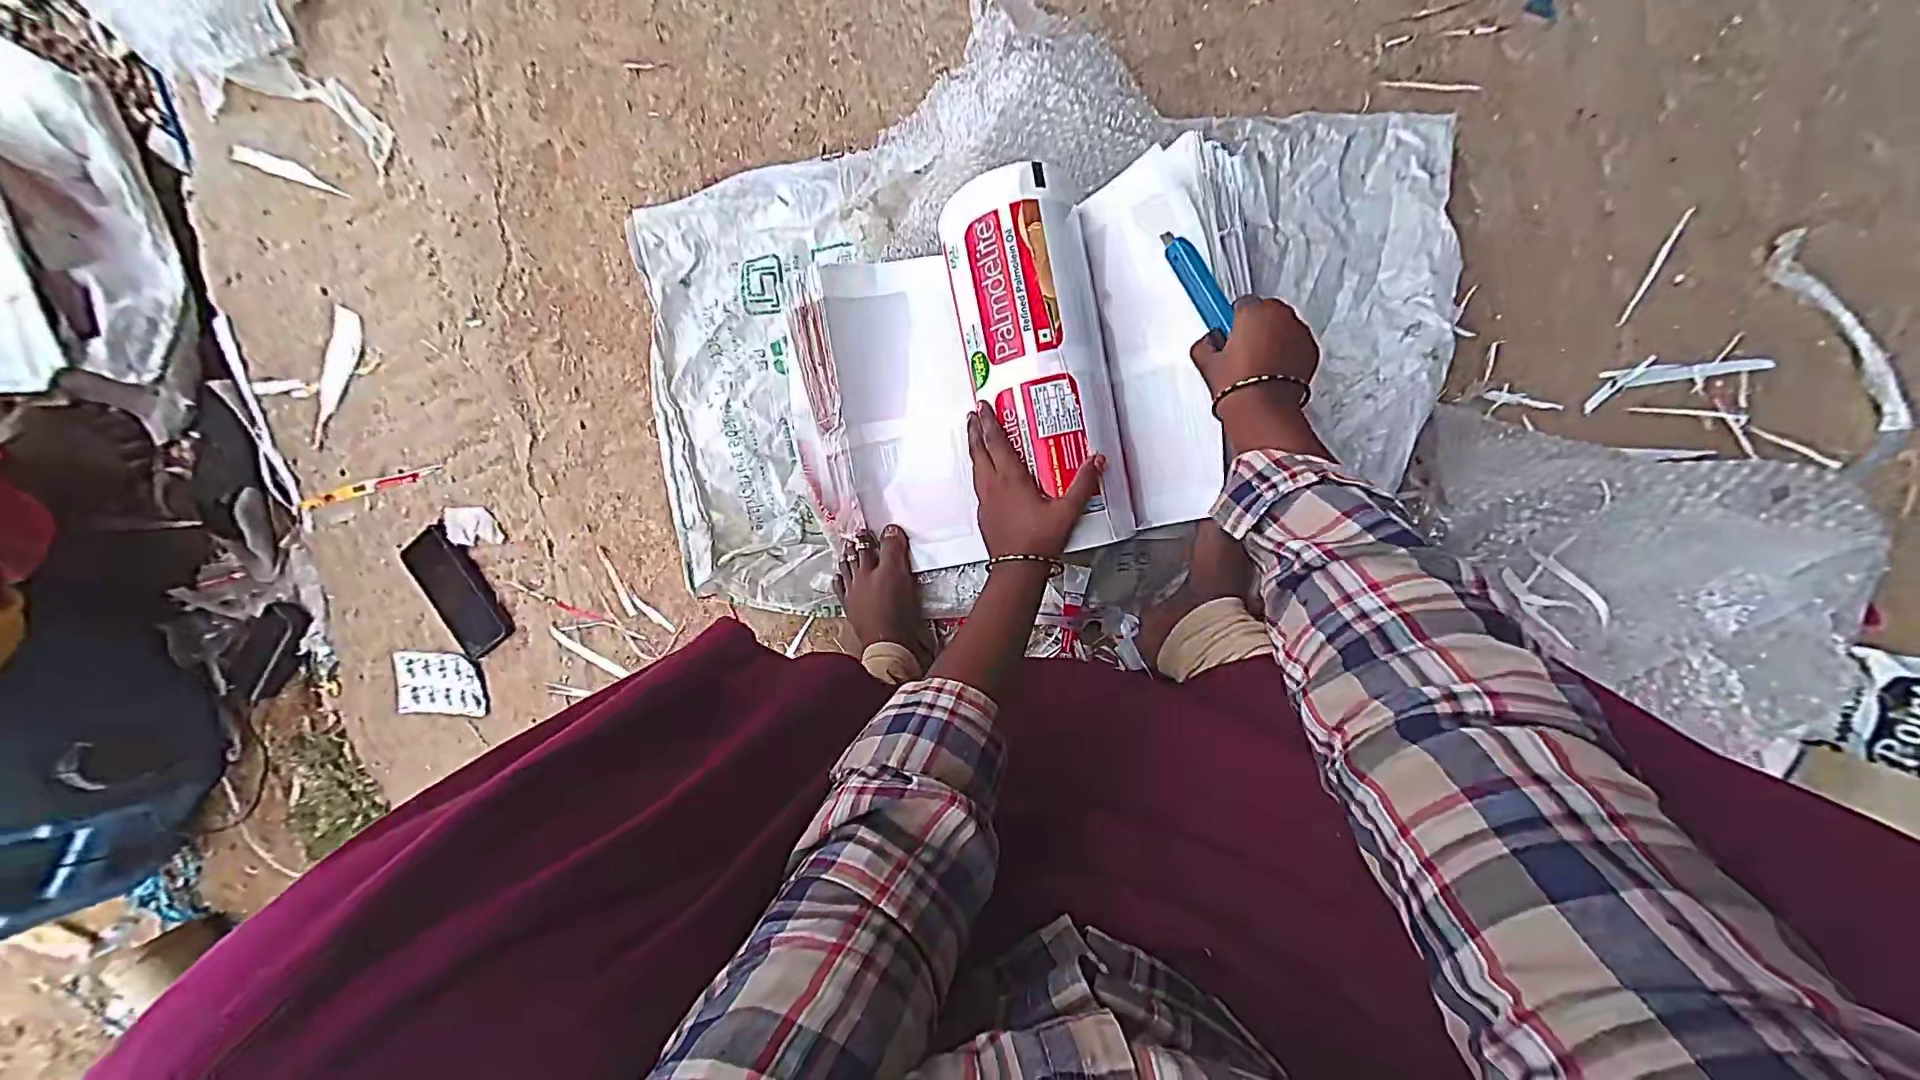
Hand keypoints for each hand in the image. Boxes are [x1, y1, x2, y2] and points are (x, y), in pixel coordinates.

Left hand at [964, 401, 1104, 557]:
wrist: (1017, 569)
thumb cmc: (1039, 540)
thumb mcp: (1067, 510)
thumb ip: (1083, 483)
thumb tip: (1096, 460)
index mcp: (1011, 479)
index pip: (996, 442)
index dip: (990, 421)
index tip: (983, 405)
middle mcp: (993, 486)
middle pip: (979, 451)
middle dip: (976, 430)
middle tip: (973, 415)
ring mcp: (985, 501)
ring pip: (976, 467)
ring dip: (975, 449)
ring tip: (975, 438)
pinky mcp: (984, 514)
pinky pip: (979, 485)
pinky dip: (979, 471)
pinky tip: (986, 475)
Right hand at [1188, 296, 1318, 397]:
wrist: (1262, 409)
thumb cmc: (1238, 385)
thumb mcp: (1207, 362)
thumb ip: (1205, 344)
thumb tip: (1209, 341)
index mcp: (1254, 311)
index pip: (1242, 304)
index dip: (1232, 320)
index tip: (1228, 331)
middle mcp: (1281, 315)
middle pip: (1265, 313)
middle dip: (1254, 327)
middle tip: (1240, 351)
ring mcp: (1299, 332)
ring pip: (1283, 328)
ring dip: (1272, 339)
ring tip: (1255, 364)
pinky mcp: (1311, 350)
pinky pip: (1296, 345)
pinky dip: (1287, 353)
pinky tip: (1270, 371)